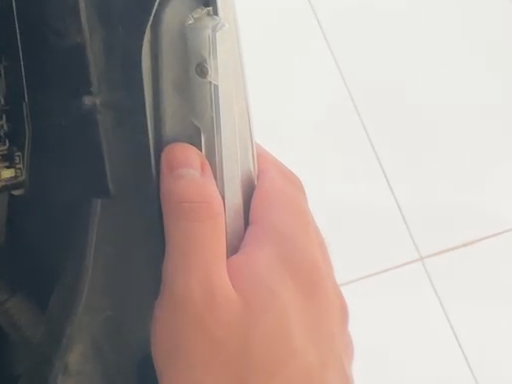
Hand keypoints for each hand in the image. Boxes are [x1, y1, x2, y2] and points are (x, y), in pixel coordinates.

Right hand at [152, 143, 352, 383]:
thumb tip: (186, 156)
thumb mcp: (192, 285)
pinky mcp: (321, 347)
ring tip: (199, 250)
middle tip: (186, 200)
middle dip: (239, 194)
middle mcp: (320, 281)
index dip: (240, 153)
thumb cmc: (224, 370)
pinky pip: (293, 288)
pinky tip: (227, 297)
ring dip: (250, 234)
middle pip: (287, 213)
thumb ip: (191, 216)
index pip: (278, 178)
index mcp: (291, 254)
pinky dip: (261, 271)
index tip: (198, 150)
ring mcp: (326, 318)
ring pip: (290, 252)